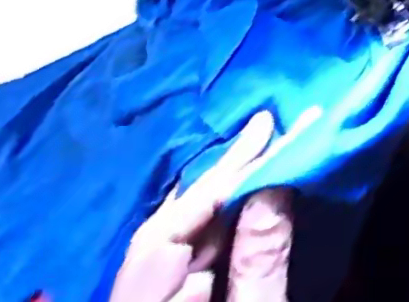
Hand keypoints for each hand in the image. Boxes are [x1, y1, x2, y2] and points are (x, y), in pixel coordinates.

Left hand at [110, 112, 294, 301]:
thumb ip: (259, 264)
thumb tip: (276, 186)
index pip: (169, 228)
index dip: (220, 176)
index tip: (268, 129)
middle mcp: (132, 298)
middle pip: (170, 227)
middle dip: (223, 175)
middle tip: (270, 125)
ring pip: (181, 240)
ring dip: (227, 194)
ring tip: (269, 147)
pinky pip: (189, 258)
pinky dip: (222, 222)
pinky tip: (249, 195)